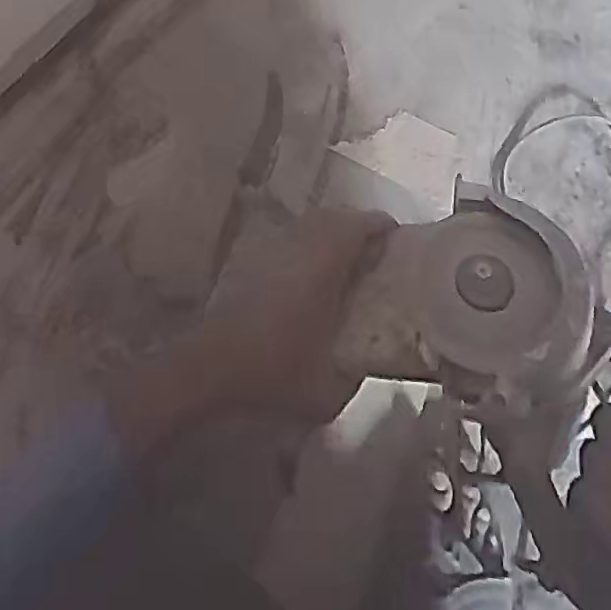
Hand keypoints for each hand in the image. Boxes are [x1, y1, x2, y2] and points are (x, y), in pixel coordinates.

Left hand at [106, 208, 395, 452]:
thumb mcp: (327, 391)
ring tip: (349, 263)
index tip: (400, 240)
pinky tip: (312, 280)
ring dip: (332, 235)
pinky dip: (308, 248)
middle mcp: (298, 248)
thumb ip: (356, 375)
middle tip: (378, 252)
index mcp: (322, 266)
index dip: (383, 226)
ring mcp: (272, 252)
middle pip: (334, 218)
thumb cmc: (272, 372)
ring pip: (309, 226)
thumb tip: (370, 362)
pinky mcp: (252, 262)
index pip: (358, 226)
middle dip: (359, 227)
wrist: (210, 366)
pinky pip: (291, 241)